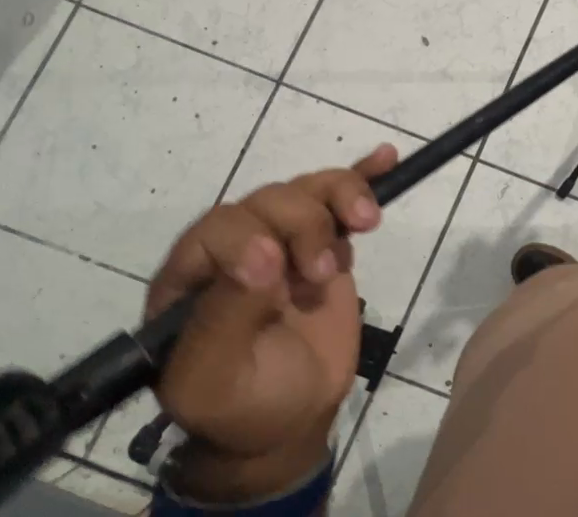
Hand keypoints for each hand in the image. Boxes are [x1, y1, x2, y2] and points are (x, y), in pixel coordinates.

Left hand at [146, 145, 398, 501]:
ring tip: (367, 222)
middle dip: (304, 226)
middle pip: (268, 202)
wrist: (288, 419)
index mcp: (191, 277)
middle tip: (325, 275)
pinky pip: (340, 198)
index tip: (275, 273)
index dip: (245, 239)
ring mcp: (284, 241)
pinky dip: (364, 175)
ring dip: (341, 196)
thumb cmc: (241, 404)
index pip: (214, 231)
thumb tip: (261, 258)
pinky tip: (386, 158)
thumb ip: (223, 320)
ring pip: (307, 191)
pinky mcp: (327, 242)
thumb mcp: (213, 380)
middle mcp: (234, 248)